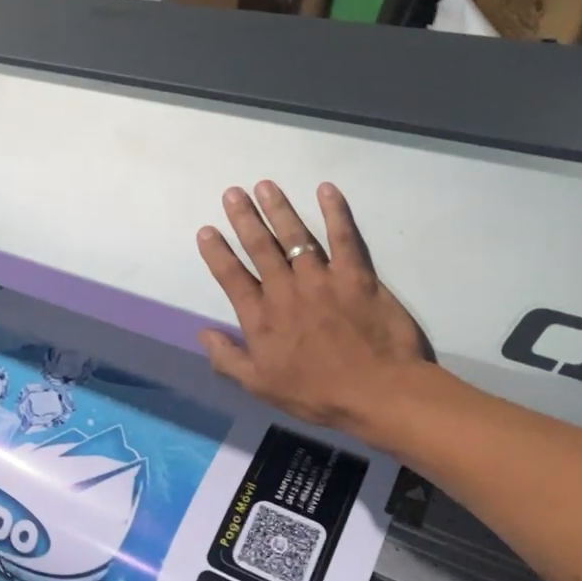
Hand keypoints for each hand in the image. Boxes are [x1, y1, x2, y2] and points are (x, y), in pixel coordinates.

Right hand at [197, 181, 435, 443]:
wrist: (378, 393)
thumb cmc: (317, 394)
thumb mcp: (260, 386)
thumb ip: (228, 359)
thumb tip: (203, 335)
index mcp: (261, 317)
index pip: (232, 277)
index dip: (217, 252)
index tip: (206, 230)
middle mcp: (286, 290)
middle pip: (261, 247)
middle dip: (244, 218)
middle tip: (233, 193)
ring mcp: (323, 279)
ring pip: (296, 236)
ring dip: (279, 208)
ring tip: (265, 185)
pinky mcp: (357, 276)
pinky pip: (344, 237)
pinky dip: (336, 211)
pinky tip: (326, 190)